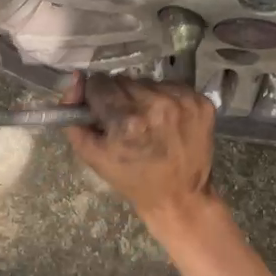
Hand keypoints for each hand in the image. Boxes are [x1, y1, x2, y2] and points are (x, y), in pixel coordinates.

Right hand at [63, 73, 216, 224]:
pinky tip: (167, 122)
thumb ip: (74, 117)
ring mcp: (183, 101)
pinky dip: (165, 100)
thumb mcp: (92, 154)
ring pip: (147, 82)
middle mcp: (156, 104)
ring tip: (148, 123)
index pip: (99, 83)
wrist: (179, 196)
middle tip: (126, 122)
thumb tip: (75, 79)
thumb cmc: (132, 178)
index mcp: (127, 120)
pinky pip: (171, 86)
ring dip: (143, 98)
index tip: (103, 112)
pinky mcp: (201, 101)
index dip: (97, 97)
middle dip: (119, 98)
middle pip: (123, 80)